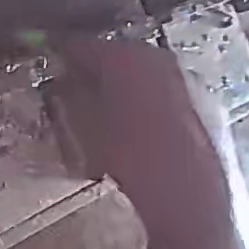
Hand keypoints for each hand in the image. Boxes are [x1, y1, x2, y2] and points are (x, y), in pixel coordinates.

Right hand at [52, 38, 231, 236]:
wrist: (195, 203)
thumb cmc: (132, 162)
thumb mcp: (85, 130)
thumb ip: (70, 97)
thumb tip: (61, 79)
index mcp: (129, 59)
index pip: (83, 45)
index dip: (59, 52)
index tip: (43, 59)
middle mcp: (162, 61)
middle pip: (116, 55)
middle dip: (91, 68)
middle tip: (65, 86)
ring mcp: (187, 82)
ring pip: (141, 73)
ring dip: (117, 85)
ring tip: (95, 108)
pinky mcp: (205, 106)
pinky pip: (161, 92)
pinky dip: (140, 100)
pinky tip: (129, 126)